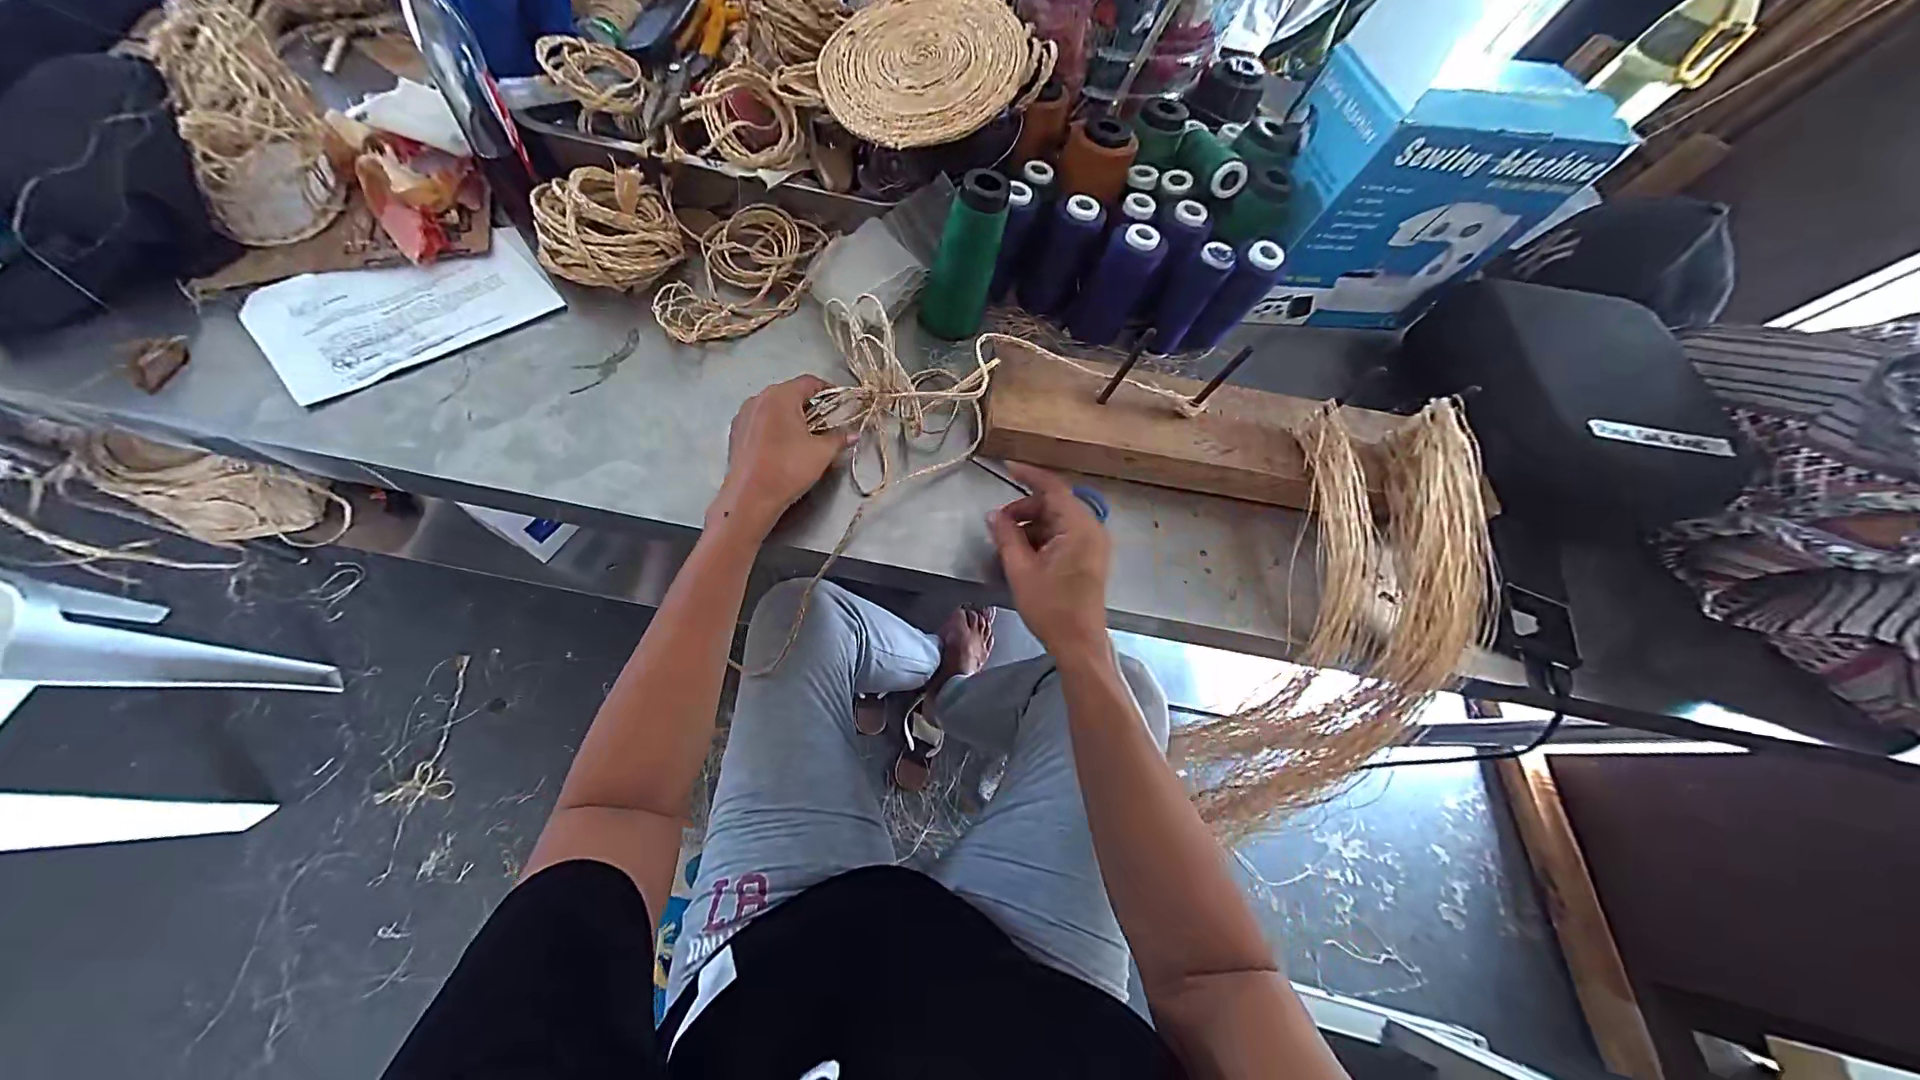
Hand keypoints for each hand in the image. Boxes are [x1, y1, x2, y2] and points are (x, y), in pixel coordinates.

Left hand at [710, 374, 852, 536]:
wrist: (751, 496)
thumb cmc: (788, 469)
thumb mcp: (821, 453)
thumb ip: (839, 438)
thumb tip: (853, 434)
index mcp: (781, 397)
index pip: (808, 382)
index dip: (827, 389)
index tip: (839, 400)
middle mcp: (759, 399)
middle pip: (789, 392)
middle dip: (809, 404)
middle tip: (825, 419)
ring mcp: (744, 415)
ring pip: (772, 406)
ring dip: (790, 415)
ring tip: (804, 433)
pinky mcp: (736, 432)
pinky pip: (760, 420)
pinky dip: (774, 426)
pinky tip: (783, 444)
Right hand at [985, 462, 1111, 660]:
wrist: (1079, 642)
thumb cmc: (1051, 608)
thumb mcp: (1021, 571)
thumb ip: (1006, 537)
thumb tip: (994, 515)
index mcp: (1080, 528)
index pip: (1054, 489)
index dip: (1029, 475)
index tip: (1007, 467)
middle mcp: (1092, 529)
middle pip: (1055, 503)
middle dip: (1025, 508)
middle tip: (999, 523)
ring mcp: (1093, 543)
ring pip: (1058, 519)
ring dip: (1032, 524)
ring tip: (1007, 541)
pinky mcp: (1090, 556)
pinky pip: (1064, 534)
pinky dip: (1043, 536)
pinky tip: (1024, 551)